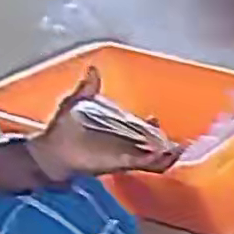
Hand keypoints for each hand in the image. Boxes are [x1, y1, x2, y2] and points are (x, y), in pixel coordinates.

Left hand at [26, 68, 181, 182]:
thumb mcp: (75, 103)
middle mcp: (125, 147)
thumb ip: (87, 89)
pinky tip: (165, 154)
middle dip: (167, 145)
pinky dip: (158, 160)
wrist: (53, 151)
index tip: (154, 118)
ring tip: (180, 149)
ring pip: (156, 160)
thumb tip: (94, 70)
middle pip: (153, 149)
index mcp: (116, 134)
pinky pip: (147, 164)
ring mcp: (126, 156)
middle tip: (179, 141)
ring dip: (169, 155)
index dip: (149, 126)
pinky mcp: (125, 163)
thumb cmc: (61, 130)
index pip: (139, 132)